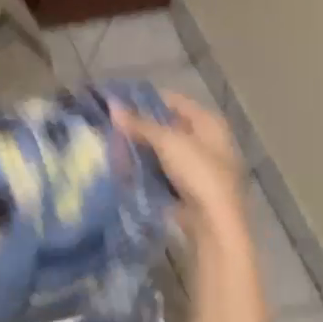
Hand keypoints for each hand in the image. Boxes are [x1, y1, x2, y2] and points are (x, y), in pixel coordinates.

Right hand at [111, 93, 247, 245]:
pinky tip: (122, 164)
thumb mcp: (167, 142)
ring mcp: (197, 165)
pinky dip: (144, 166)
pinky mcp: (186, 186)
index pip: (175, 100)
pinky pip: (160, 169)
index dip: (148, 98)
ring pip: (161, 149)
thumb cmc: (198, 173)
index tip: (118, 99)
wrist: (213, 223)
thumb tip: (112, 106)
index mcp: (210, 123)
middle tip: (110, 122)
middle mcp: (206, 140)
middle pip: (167, 125)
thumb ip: (140, 123)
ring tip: (110, 142)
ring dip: (139, 146)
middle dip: (140, 124)